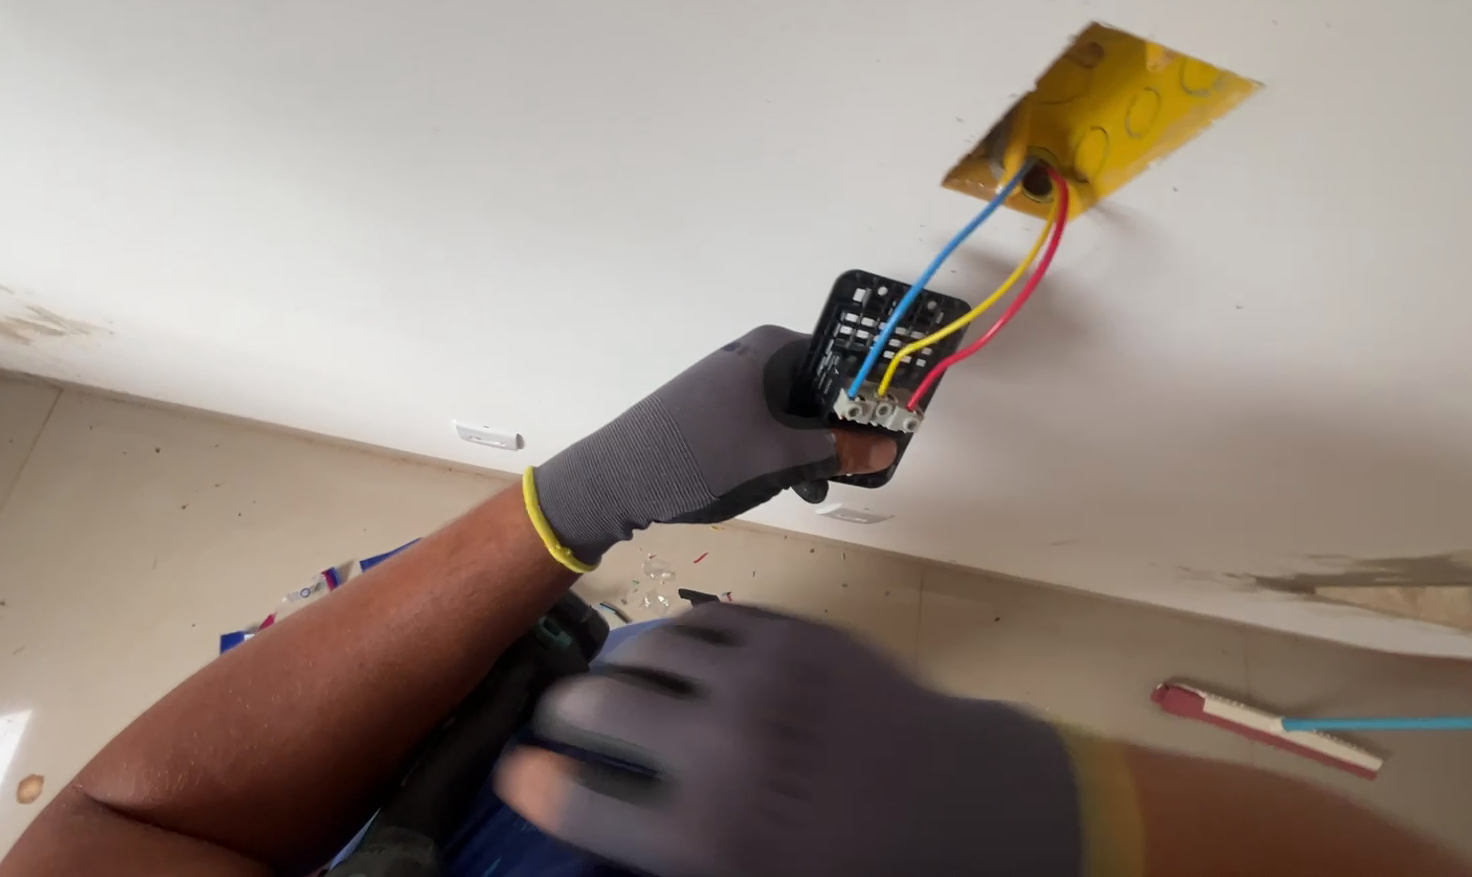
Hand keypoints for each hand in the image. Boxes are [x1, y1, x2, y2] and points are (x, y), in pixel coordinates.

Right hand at [495, 604, 1079, 876]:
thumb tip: (605, 835)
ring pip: (652, 649)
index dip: (534, 785)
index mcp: (709, 835)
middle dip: (561, 710)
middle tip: (557, 713)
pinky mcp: (792, 631)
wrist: (955, 796)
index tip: (516, 769)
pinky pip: (709, 618)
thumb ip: (672, 858)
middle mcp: (723, 745)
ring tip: (616, 677)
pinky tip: (678, 649)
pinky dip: (681, 635)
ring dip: (620, 665)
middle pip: (600, 708)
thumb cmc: (857, 858)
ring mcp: (760, 675)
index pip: (582, 802)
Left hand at [532, 326, 894, 564]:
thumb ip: (838, 449)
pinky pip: (762, 424)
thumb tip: (889, 447)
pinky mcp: (712, 410)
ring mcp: (728, 383)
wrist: (616, 479)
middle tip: (846, 469)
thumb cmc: (705, 456)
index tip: (884, 431)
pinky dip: (777, 450)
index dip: (866, 395)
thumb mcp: (780, 456)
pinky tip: (776, 481)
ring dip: (805, 446)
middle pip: (816, 388)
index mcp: (770, 348)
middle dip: (834, 430)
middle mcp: (750, 356)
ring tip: (808, 484)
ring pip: (789, 412)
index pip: (841, 360)